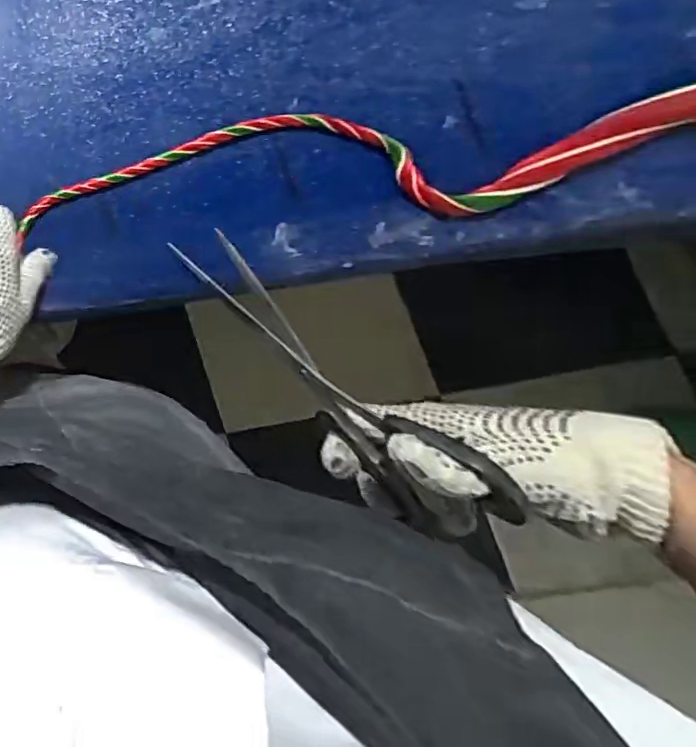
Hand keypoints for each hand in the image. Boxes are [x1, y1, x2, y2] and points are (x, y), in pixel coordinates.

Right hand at [320, 400, 676, 543]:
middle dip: (377, 479)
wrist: (606, 485)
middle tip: (393, 503)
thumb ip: (433, 457)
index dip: (341, 440)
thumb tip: (390, 452)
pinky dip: (433, 514)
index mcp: (419, 421)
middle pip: (373, 455)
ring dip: (412, 502)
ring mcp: (442, 464)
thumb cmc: (539, 458)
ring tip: (446, 518)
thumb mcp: (483, 455)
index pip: (359, 422)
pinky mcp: (461, 491)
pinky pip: (427, 501)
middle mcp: (421, 438)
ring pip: (399, 482)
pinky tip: (453, 523)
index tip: (338, 465)